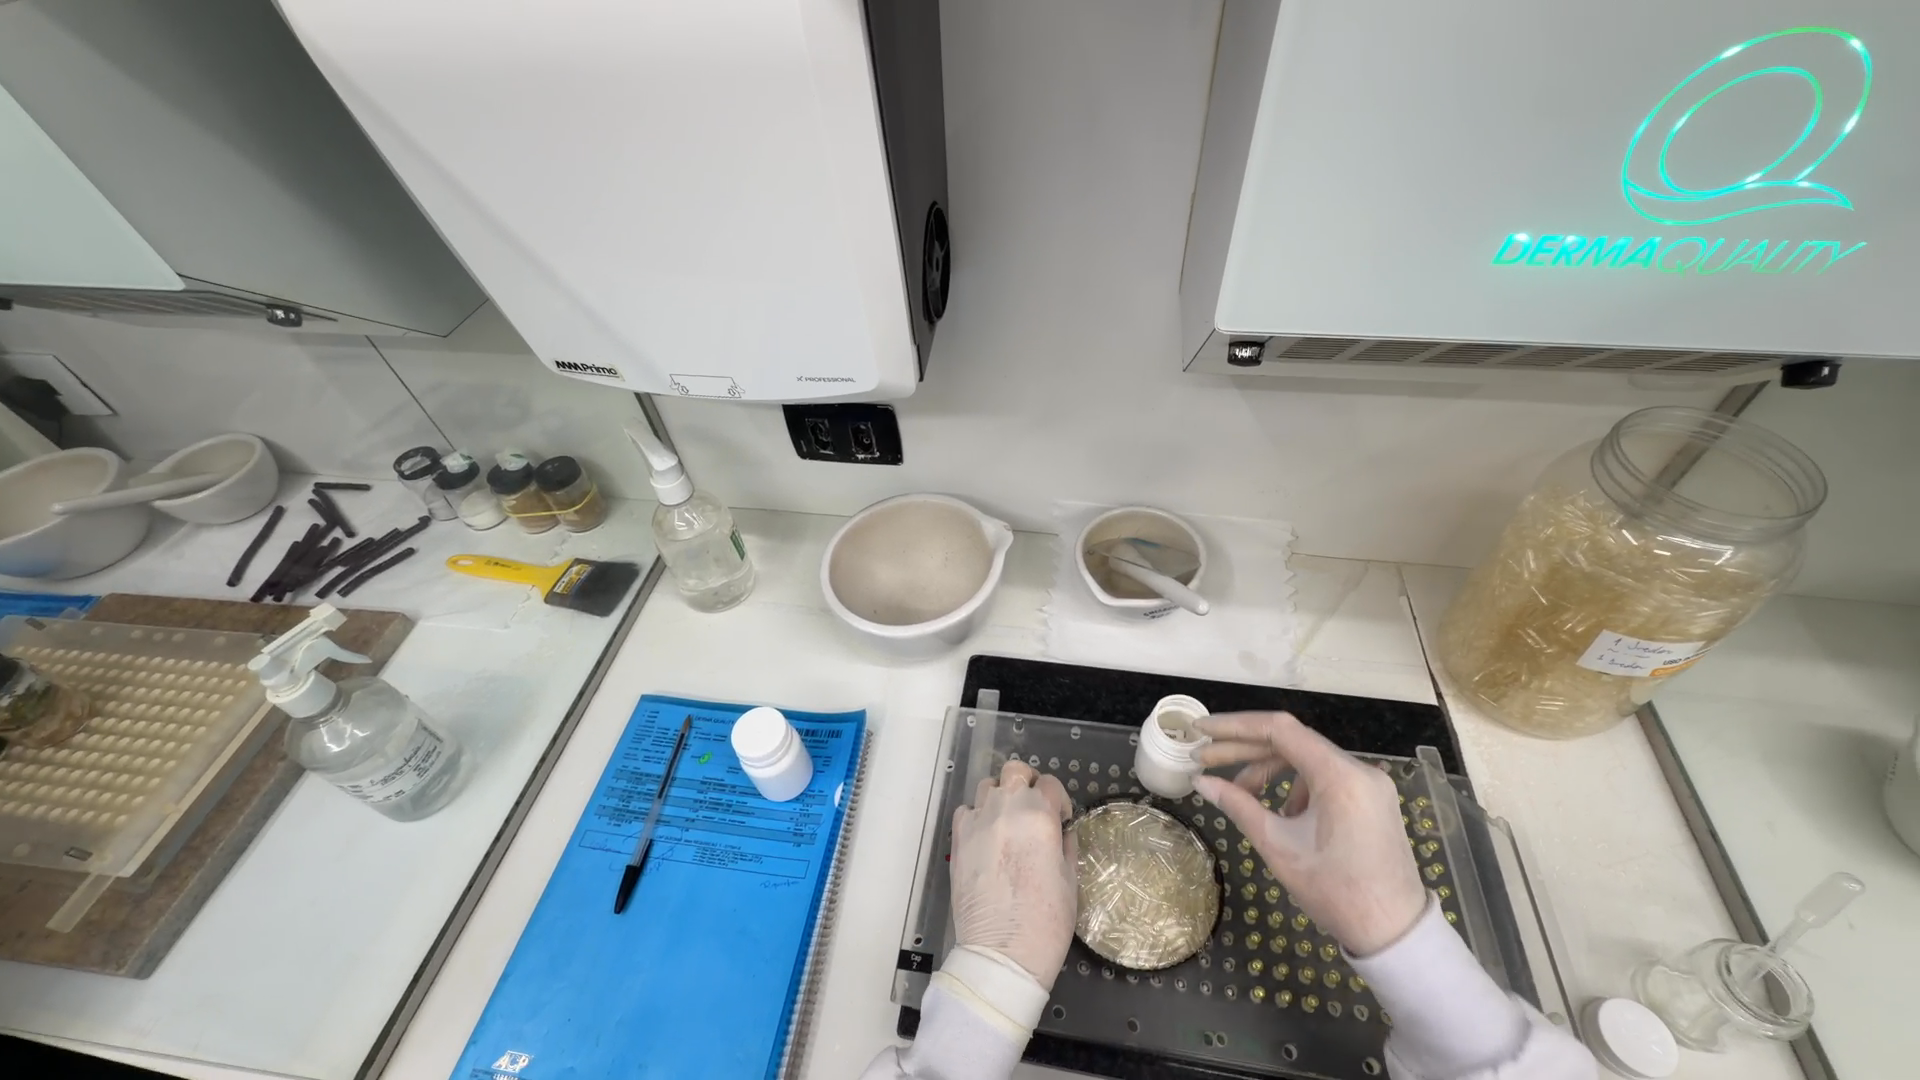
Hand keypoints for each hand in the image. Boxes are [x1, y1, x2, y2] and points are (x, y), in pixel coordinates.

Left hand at [950, 759, 1077, 986]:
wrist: (1001, 953)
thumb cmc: (1046, 923)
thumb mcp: (1070, 881)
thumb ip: (1066, 845)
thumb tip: (1061, 830)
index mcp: (1040, 816)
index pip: (1051, 784)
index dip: (1059, 801)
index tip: (1060, 821)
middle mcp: (1007, 808)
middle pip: (1015, 771)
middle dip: (1028, 783)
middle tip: (1033, 809)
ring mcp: (978, 821)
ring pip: (988, 786)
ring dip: (1000, 797)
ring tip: (1007, 823)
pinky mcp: (958, 838)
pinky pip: (966, 811)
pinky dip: (976, 816)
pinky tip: (985, 838)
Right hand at [1192, 712, 1426, 956]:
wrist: (1395, 934)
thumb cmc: (1336, 892)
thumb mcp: (1279, 847)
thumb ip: (1238, 806)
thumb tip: (1201, 782)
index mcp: (1339, 776)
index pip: (1279, 730)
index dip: (1234, 726)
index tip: (1201, 730)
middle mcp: (1358, 769)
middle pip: (1291, 741)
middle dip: (1244, 748)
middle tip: (1203, 759)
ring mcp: (1368, 783)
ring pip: (1305, 758)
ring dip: (1267, 769)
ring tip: (1239, 793)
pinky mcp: (1370, 798)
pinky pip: (1323, 776)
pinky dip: (1292, 784)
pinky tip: (1278, 812)